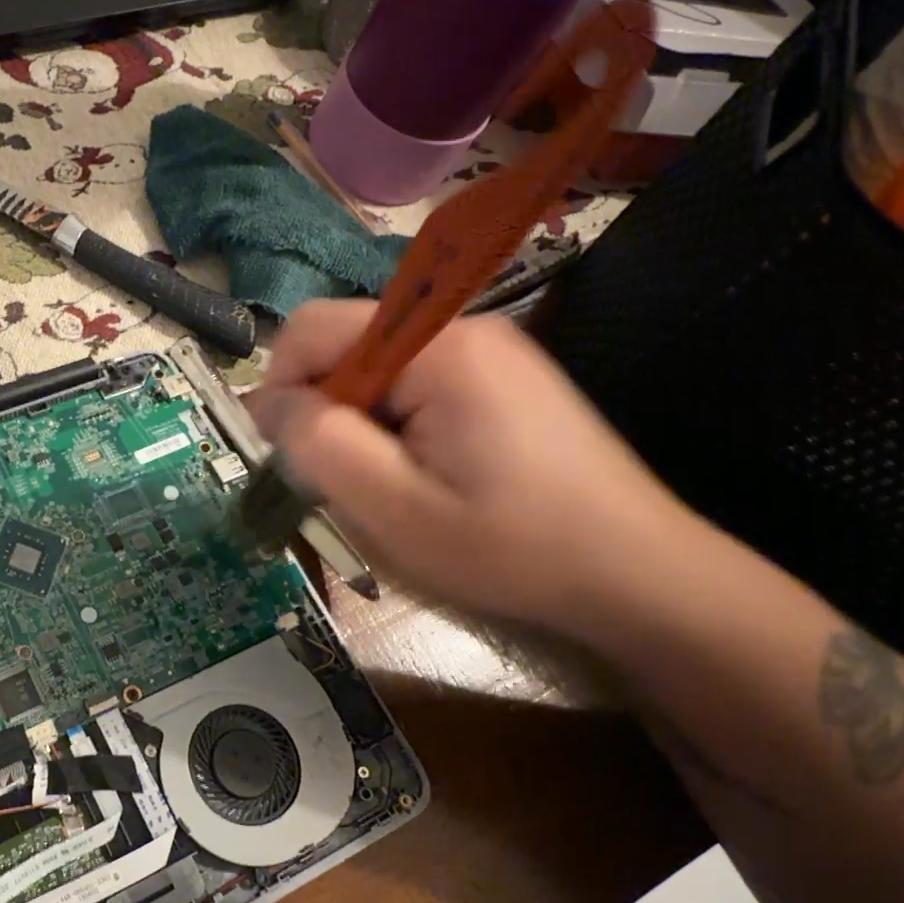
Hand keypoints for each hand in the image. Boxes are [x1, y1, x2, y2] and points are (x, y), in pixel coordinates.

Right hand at [250, 299, 704, 638]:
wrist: (636, 574)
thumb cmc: (509, 547)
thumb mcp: (392, 506)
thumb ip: (317, 443)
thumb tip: (267, 404)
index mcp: (435, 346)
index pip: (312, 328)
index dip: (278, 387)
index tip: (287, 455)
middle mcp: (461, 329)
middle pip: (346, 346)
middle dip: (324, 411)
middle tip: (342, 484)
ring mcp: (488, 352)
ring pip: (376, 372)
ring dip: (359, 426)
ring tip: (387, 488)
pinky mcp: (501, 380)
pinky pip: (415, 386)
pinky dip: (394, 428)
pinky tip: (423, 478)